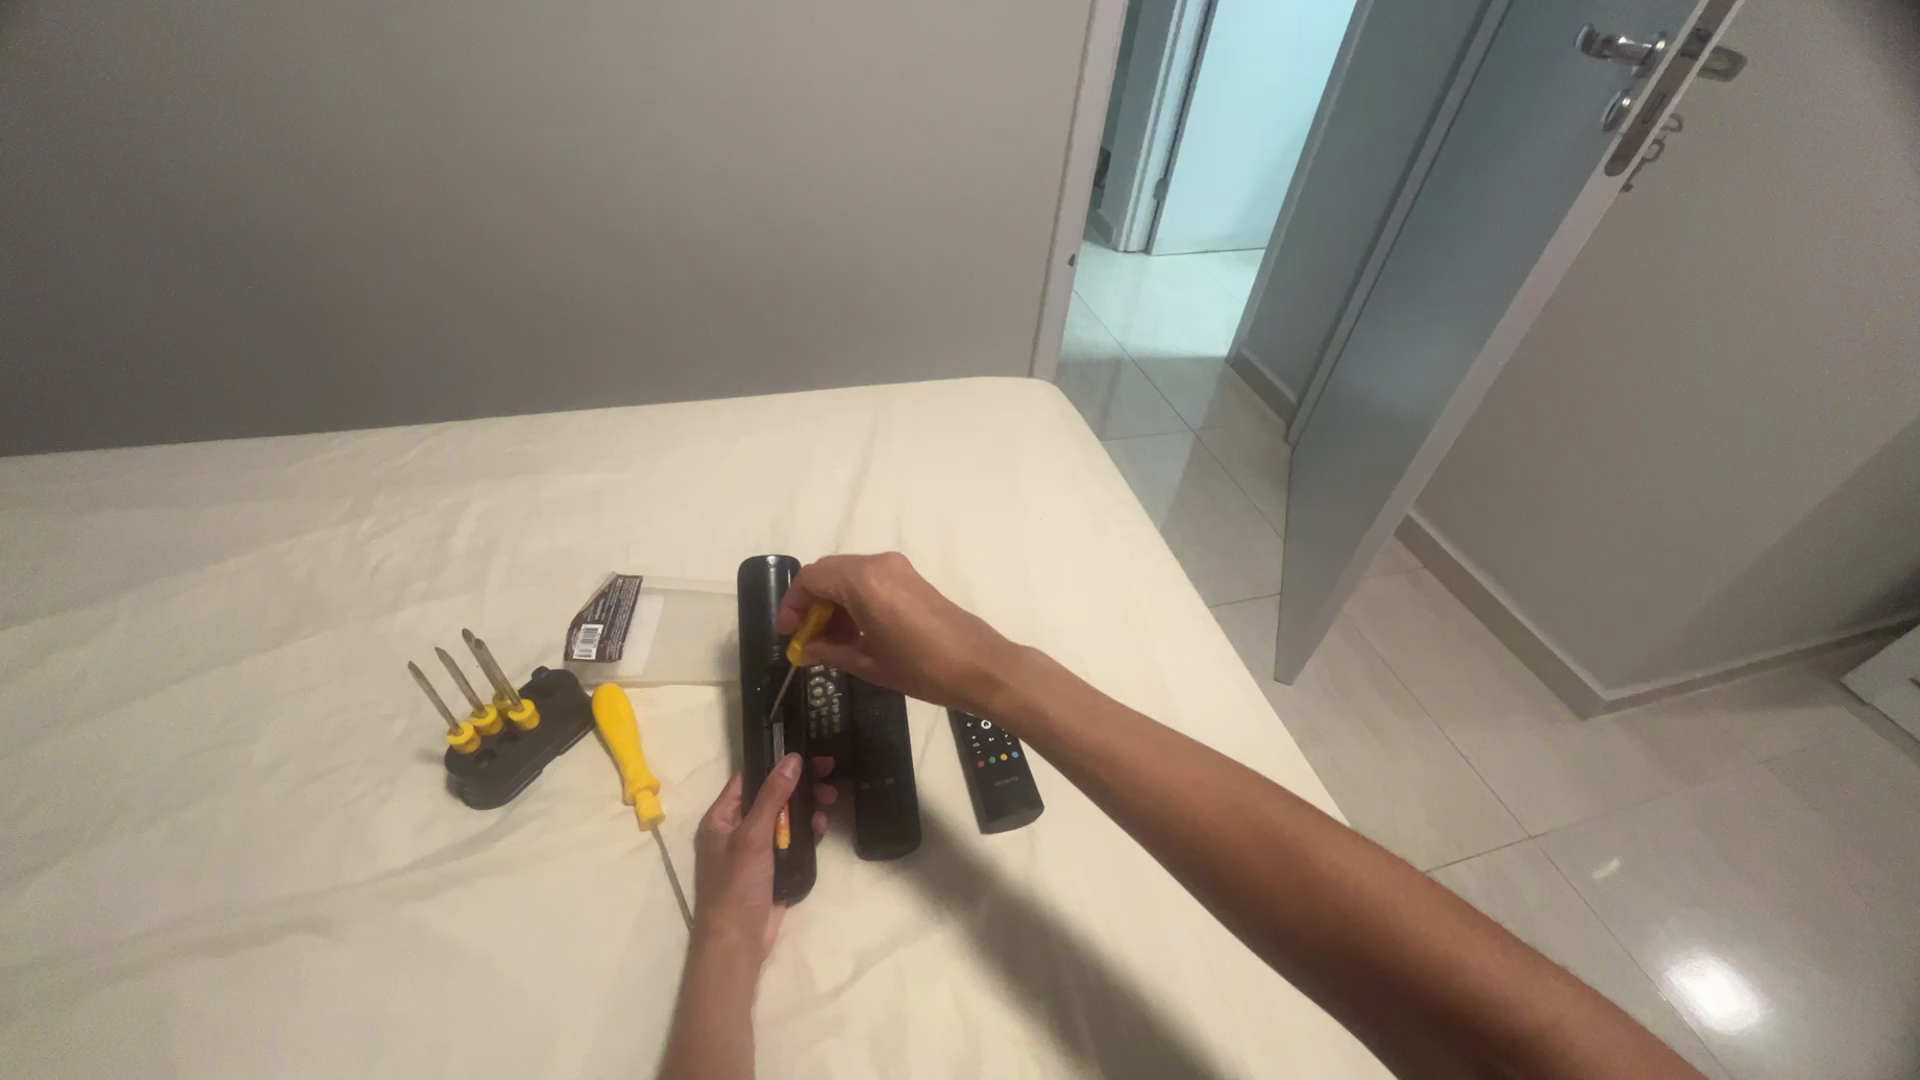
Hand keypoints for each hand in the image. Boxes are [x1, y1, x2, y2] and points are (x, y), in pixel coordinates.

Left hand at [691, 754, 837, 959]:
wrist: (738, 944)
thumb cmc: (736, 886)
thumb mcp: (752, 836)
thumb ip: (772, 796)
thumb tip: (792, 759)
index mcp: (720, 819)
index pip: (748, 779)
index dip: (775, 763)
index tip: (805, 752)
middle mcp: (737, 829)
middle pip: (771, 796)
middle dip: (799, 785)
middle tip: (829, 773)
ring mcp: (756, 849)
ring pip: (785, 816)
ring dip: (807, 806)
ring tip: (830, 800)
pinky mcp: (774, 866)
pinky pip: (792, 839)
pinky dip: (807, 829)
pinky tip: (821, 825)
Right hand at [774, 552, 1028, 715]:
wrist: (978, 666)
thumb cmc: (921, 668)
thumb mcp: (867, 663)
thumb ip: (829, 651)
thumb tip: (805, 649)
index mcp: (864, 582)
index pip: (810, 579)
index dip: (792, 605)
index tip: (788, 634)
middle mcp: (879, 565)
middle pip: (827, 573)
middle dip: (811, 604)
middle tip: (806, 639)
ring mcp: (897, 568)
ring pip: (848, 576)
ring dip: (832, 603)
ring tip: (830, 643)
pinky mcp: (910, 578)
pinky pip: (869, 580)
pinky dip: (854, 600)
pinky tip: (855, 633)